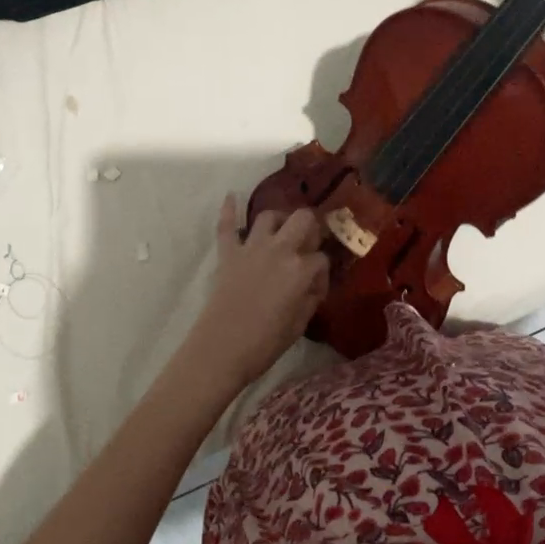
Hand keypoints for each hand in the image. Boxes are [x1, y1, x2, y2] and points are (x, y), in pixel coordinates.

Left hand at [185, 195, 328, 390]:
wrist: (222, 347)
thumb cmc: (265, 342)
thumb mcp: (299, 323)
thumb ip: (310, 297)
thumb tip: (313, 284)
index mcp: (301, 270)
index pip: (322, 258)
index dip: (322, 271)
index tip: (316, 286)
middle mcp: (279, 250)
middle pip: (302, 220)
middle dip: (310, 227)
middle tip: (307, 242)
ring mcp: (251, 248)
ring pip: (268, 216)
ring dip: (278, 220)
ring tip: (281, 230)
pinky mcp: (227, 254)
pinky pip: (227, 226)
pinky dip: (229, 210)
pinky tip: (232, 196)